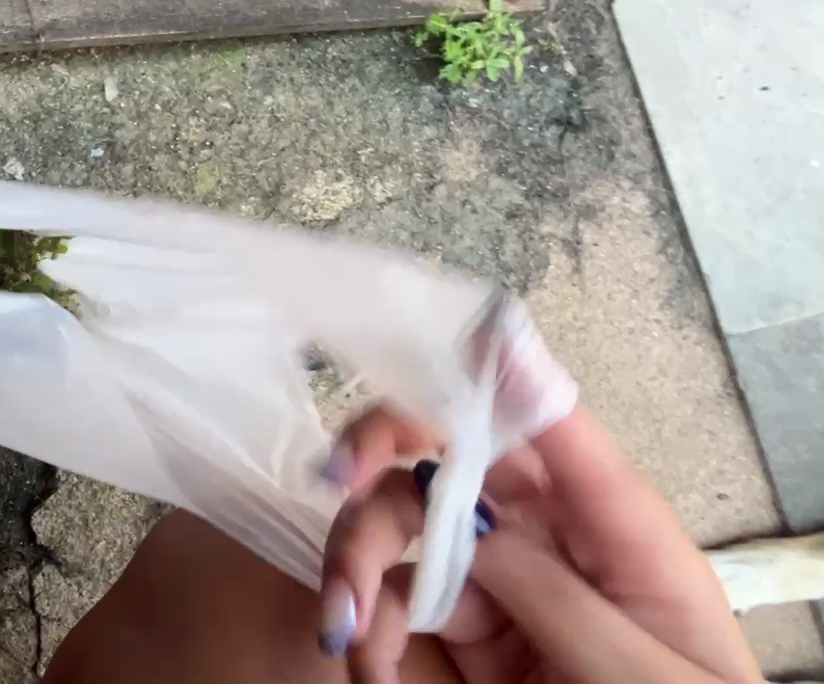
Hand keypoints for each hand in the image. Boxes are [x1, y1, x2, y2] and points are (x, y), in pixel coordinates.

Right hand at [319, 405, 760, 683]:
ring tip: (345, 629)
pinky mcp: (442, 614)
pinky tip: (362, 660)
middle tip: (339, 475)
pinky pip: (380, 589)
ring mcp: (483, 571)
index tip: (470, 331)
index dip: (508, 375)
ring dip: (351, 558)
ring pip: (389, 518)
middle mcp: (535, 533)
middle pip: (440, 454)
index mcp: (611, 531)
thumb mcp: (641, 678)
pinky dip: (359, 620)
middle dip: (378, 454)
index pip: (556, 431)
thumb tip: (455, 509)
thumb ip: (553, 591)